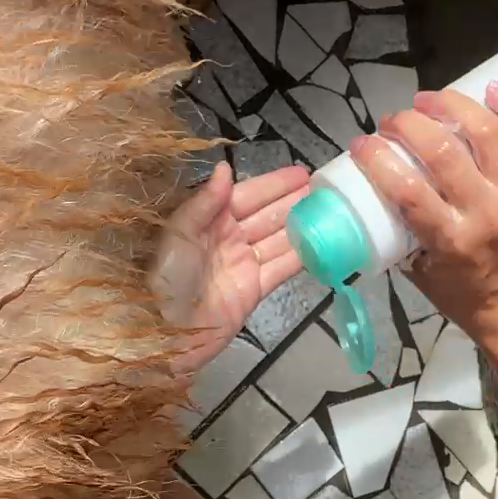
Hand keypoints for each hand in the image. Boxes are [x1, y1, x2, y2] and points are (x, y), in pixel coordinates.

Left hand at [150, 161, 311, 373]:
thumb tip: (225, 167)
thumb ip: (205, 202)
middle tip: (324, 189)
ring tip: (330, 210)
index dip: (274, 185)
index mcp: (209, 221)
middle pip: (267, 216)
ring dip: (302, 225)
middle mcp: (229, 240)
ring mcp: (244, 265)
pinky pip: (282, 269)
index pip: (247, 196)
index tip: (302, 173)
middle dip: (294, 202)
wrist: (167, 331)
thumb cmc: (168, 278)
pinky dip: (301, 257)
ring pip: (279, 240)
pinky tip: (322, 244)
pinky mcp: (254, 291)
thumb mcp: (180, 234)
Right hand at [350, 83, 497, 355]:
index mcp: (451, 241)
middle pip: (444, 152)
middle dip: (409, 125)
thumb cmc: (457, 293)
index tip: (362, 144)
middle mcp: (486, 214)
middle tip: (393, 121)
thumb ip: (399, 231)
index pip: (408, 190)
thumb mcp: (417, 271)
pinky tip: (490, 90)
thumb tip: (373, 188)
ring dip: (452, 105)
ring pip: (487, 132)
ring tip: (428, 101)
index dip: (378, 158)